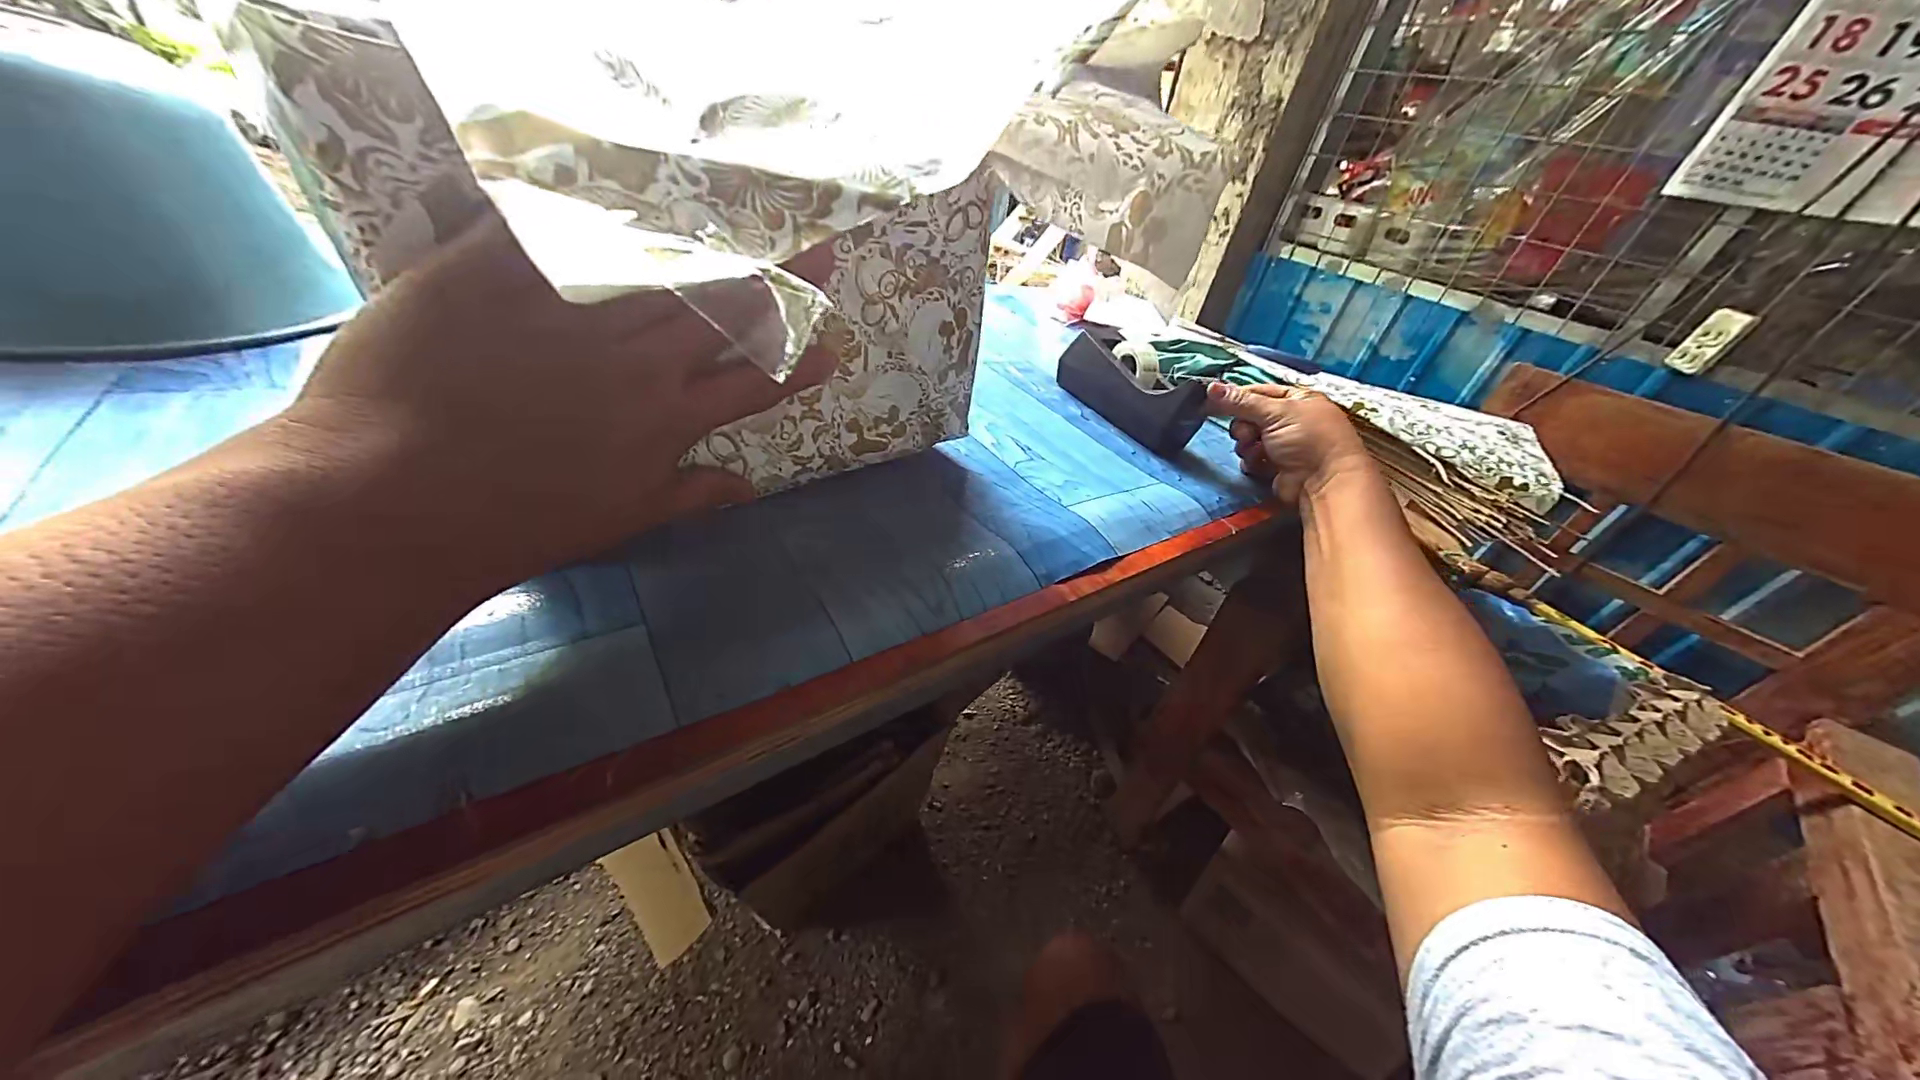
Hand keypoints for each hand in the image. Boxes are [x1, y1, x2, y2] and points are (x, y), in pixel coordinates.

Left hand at [272, 212, 835, 582]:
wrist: (395, 502)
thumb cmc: (521, 522)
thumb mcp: (624, 518)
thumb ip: (693, 495)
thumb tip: (749, 488)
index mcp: (668, 419)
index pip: (753, 384)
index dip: (798, 365)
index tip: (834, 348)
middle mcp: (638, 361)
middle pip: (726, 311)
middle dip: (785, 279)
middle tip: (823, 246)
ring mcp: (571, 313)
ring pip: (661, 267)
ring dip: (716, 241)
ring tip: (754, 217)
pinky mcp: (494, 276)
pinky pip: (554, 229)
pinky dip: (594, 205)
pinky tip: (631, 181)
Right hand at [1205, 381, 1370, 502]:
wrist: (1323, 482)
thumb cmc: (1308, 440)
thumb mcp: (1275, 413)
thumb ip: (1241, 402)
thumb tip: (1211, 387)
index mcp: (1296, 399)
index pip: (1258, 392)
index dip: (1237, 397)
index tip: (1214, 402)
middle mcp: (1289, 419)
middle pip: (1249, 416)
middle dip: (1243, 426)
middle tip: (1248, 434)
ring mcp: (1282, 443)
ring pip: (1247, 439)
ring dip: (1247, 445)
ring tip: (1257, 451)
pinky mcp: (1274, 465)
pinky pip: (1251, 458)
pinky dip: (1252, 461)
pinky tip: (1260, 464)